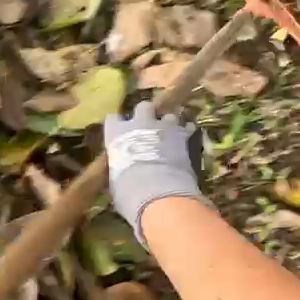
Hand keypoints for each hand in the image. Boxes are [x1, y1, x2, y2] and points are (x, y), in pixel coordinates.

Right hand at [104, 100, 207, 244]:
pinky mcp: (182, 134)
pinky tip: (186, 139)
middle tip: (148, 127)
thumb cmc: (128, 191)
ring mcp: (162, 126)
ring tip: (170, 134)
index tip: (120, 133)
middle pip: (143, 107)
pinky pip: (186, 126)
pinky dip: (186, 131)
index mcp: (116, 134)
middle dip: (146, 114)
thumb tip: (122, 175)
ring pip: (168, 115)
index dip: (118, 125)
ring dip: (169, 123)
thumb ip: (119, 169)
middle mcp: (138, 124)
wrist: (157, 192)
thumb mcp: (116, 181)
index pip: (113, 119)